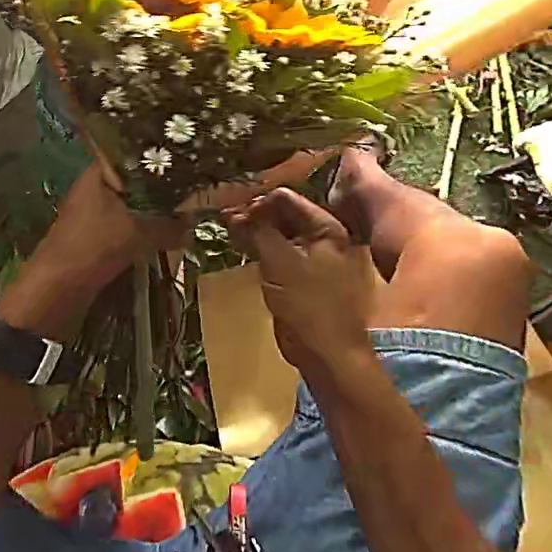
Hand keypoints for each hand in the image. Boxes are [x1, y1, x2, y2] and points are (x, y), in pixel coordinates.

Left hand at [2, 164, 179, 336]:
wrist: (57, 289)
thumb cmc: (92, 247)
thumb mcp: (136, 234)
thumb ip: (168, 226)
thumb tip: (195, 224)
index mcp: (100, 173)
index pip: (135, 153)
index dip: (162, 155)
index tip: (189, 158)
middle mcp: (97, 185)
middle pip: (137, 179)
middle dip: (164, 185)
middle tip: (196, 185)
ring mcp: (97, 209)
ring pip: (135, 202)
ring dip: (156, 208)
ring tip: (189, 206)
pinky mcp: (99, 232)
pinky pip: (129, 222)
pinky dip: (146, 226)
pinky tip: (169, 230)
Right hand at [227, 188, 382, 374]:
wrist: (325, 352)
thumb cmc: (308, 303)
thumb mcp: (280, 261)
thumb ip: (258, 231)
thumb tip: (235, 213)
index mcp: (326, 227)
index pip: (286, 198)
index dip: (257, 201)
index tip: (231, 209)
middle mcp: (322, 236)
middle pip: (282, 213)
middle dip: (253, 214)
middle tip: (224, 217)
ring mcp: (310, 256)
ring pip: (277, 233)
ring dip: (254, 230)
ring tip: (228, 229)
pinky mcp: (299, 275)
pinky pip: (276, 251)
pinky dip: (259, 247)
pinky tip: (240, 245)